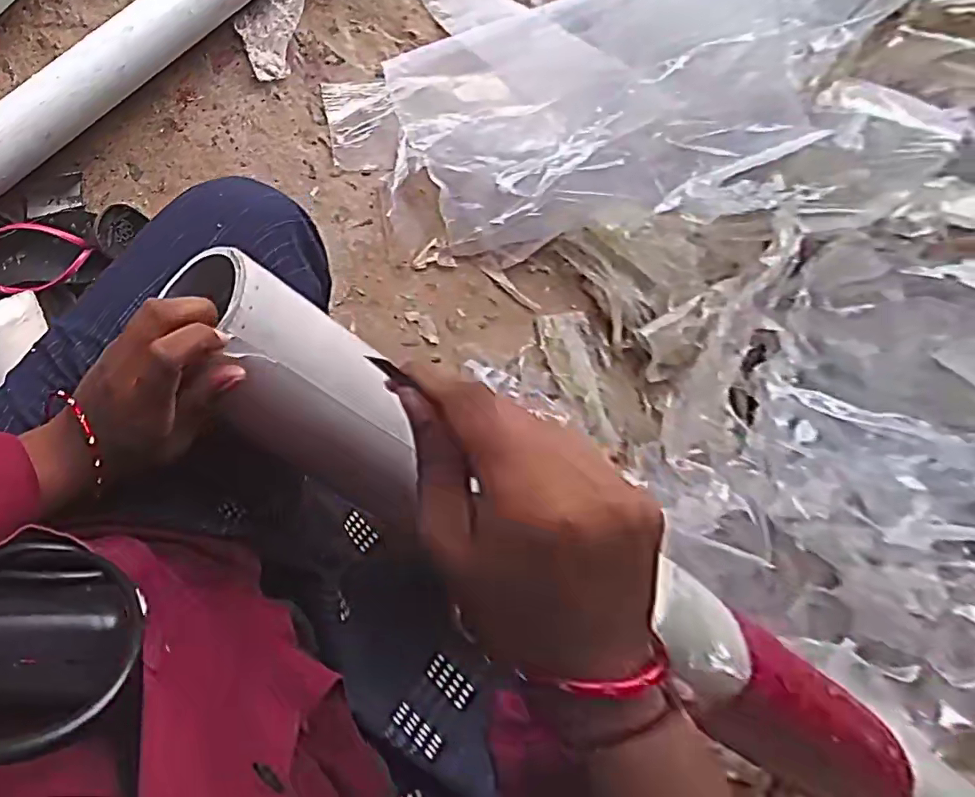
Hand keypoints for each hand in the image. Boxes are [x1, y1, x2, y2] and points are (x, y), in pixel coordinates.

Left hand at [22, 299, 245, 512]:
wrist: (77, 446)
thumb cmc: (128, 450)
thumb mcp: (175, 437)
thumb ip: (203, 399)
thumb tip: (234, 370)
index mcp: (144, 388)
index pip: (171, 347)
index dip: (205, 338)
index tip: (226, 346)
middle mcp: (128, 358)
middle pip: (160, 312)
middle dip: (198, 311)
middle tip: (217, 332)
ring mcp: (117, 346)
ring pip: (150, 308)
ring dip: (182, 310)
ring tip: (202, 331)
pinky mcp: (114, 343)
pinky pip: (142, 317)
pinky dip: (168, 317)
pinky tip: (180, 337)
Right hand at [397, 364, 664, 682]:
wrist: (590, 667)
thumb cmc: (501, 607)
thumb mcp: (444, 536)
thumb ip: (435, 459)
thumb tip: (415, 399)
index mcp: (533, 501)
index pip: (479, 409)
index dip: (436, 382)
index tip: (402, 372)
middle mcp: (587, 484)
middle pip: (509, 409)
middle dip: (461, 402)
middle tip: (424, 407)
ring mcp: (622, 487)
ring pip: (540, 420)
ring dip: (496, 420)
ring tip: (467, 441)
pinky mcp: (639, 494)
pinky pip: (570, 443)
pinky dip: (532, 441)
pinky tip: (514, 465)